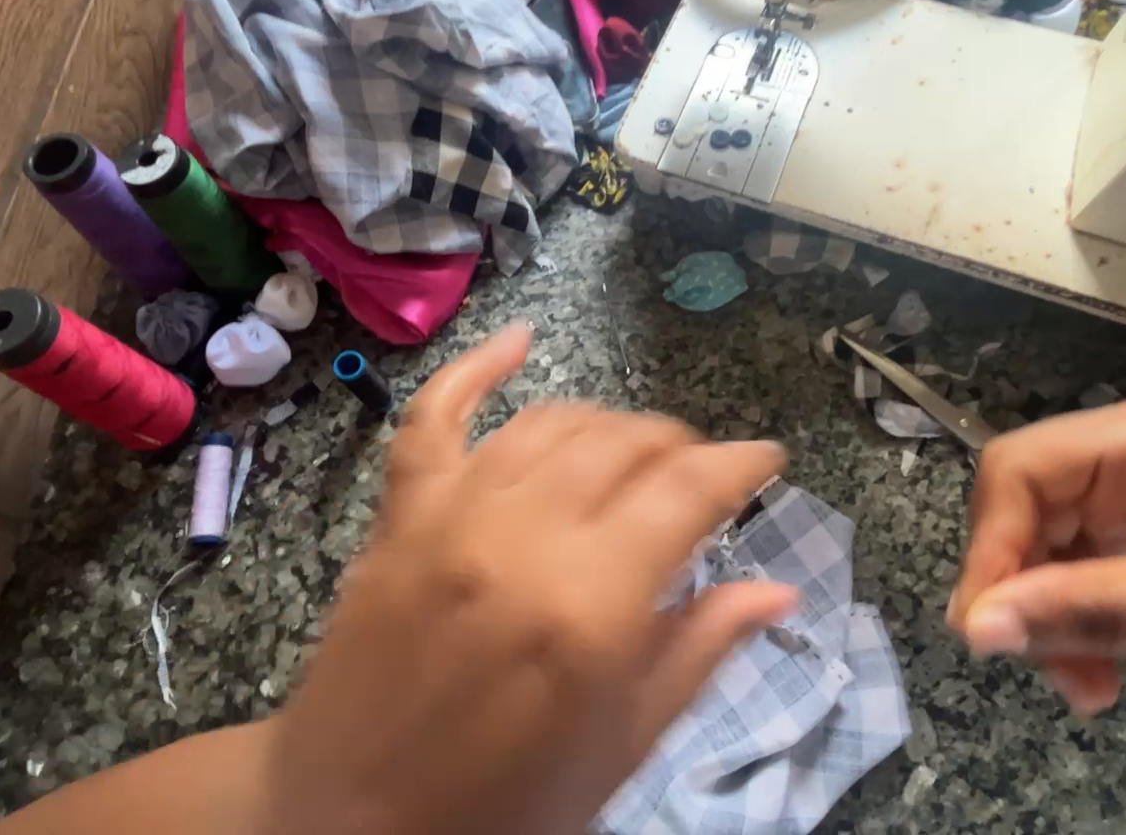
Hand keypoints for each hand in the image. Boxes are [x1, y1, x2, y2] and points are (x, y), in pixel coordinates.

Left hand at [265, 322, 794, 834]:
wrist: (347, 820)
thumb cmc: (503, 803)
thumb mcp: (620, 749)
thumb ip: (699, 651)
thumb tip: (778, 589)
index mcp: (591, 605)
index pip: (686, 492)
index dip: (738, 464)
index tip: (764, 458)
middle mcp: (524, 537)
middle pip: (622, 443)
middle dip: (677, 444)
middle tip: (698, 468)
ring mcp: (452, 512)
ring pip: (550, 424)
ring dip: (607, 422)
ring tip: (635, 444)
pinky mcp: (401, 510)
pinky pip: (436, 414)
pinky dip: (476, 368)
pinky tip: (517, 338)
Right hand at [948, 393, 1125, 717]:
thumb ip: (1099, 609)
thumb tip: (974, 627)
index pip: (1022, 468)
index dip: (990, 542)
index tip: (984, 629)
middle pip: (1025, 507)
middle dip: (1021, 589)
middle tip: (1039, 668)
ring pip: (1043, 547)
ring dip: (1047, 617)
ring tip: (1083, 687)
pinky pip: (1081, 575)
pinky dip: (1077, 625)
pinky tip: (1099, 672)